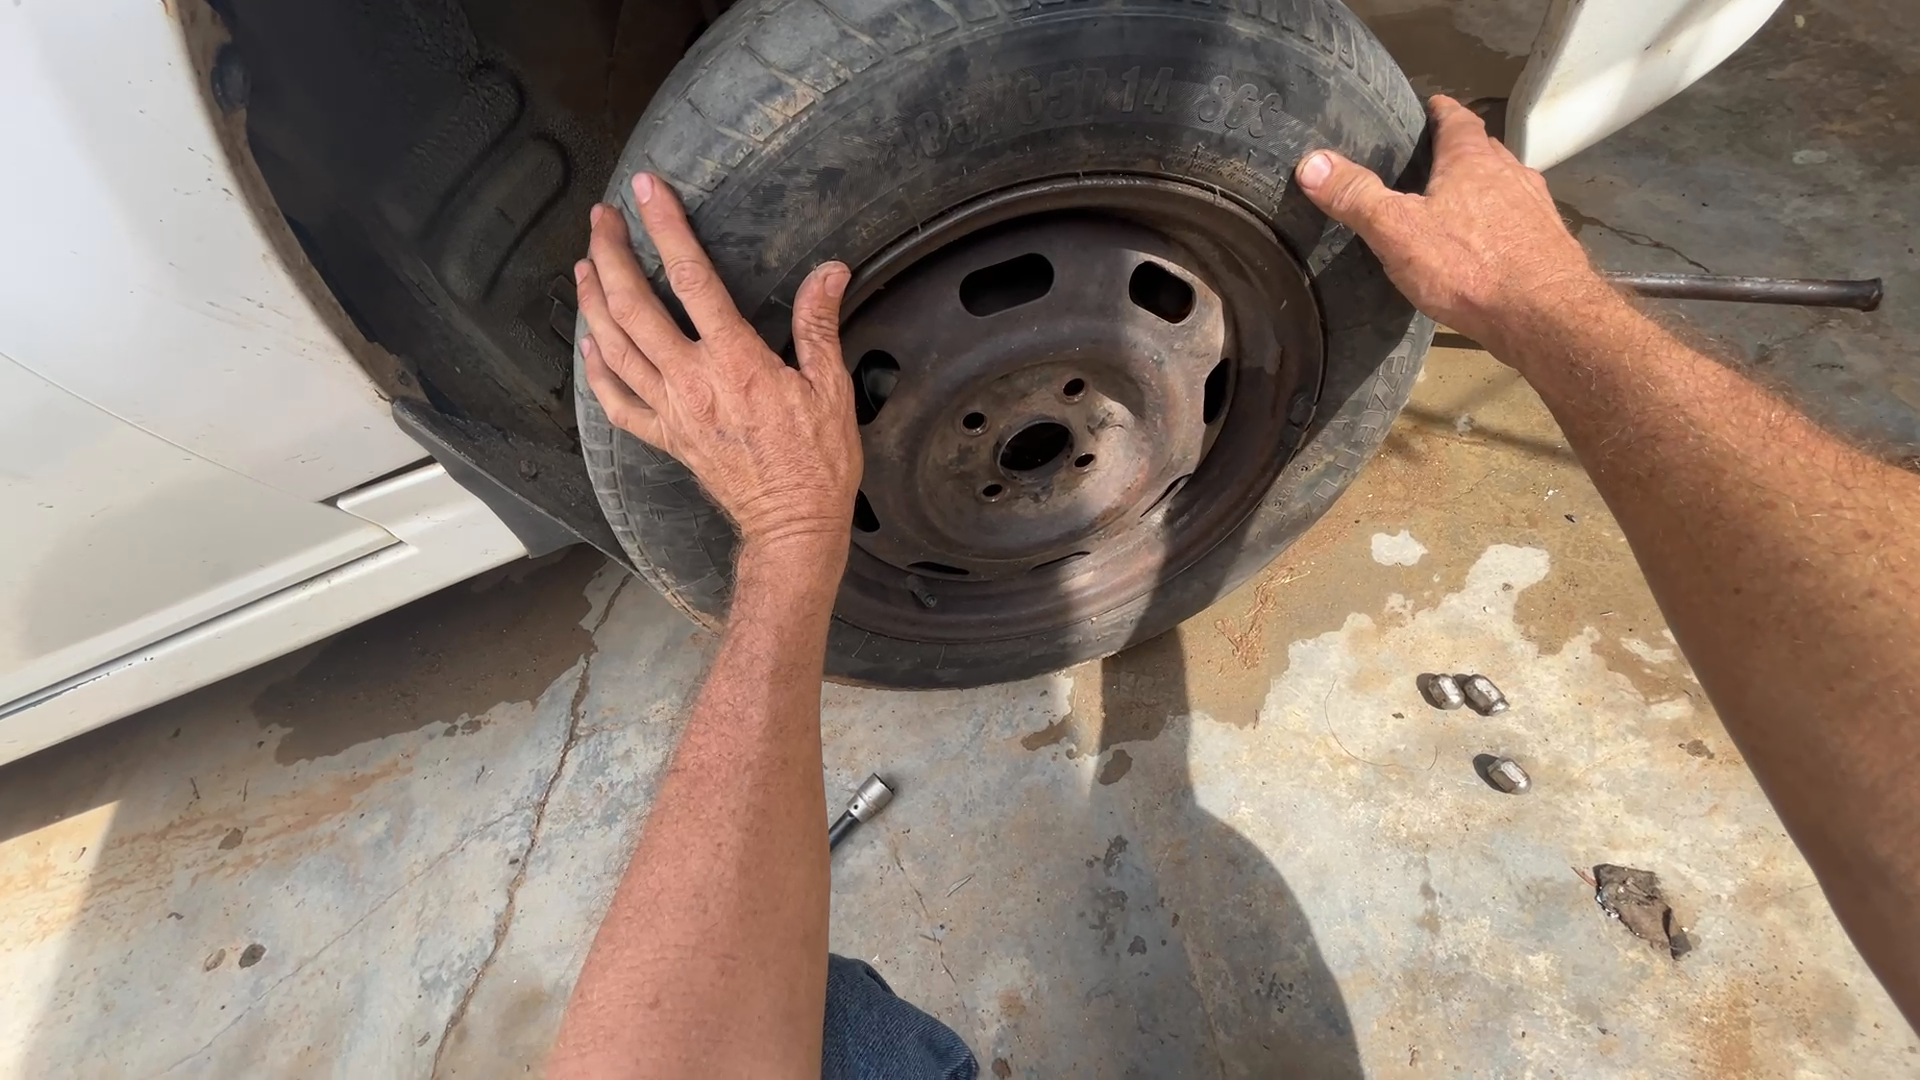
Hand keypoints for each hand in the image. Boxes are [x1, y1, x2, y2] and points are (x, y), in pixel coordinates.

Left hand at [576, 173, 861, 555]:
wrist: (793, 524)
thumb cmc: (817, 462)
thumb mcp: (832, 389)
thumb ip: (819, 326)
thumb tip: (830, 273)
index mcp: (737, 363)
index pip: (693, 280)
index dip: (667, 229)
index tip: (647, 192)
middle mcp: (693, 382)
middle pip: (633, 306)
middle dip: (612, 254)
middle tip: (603, 220)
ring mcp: (672, 412)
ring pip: (614, 347)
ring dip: (593, 300)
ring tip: (585, 264)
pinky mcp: (666, 438)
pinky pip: (616, 403)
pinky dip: (596, 371)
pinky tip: (589, 346)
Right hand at [1293, 95, 1606, 355]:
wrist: (1539, 311)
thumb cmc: (1465, 265)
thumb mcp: (1396, 230)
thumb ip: (1356, 197)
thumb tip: (1310, 163)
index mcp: (1473, 162)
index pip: (1458, 121)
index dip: (1442, 111)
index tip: (1431, 104)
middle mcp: (1509, 174)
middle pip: (1482, 150)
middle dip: (1458, 149)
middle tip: (1431, 158)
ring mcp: (1530, 207)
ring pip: (1500, 184)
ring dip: (1478, 186)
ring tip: (1451, 201)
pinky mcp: (1541, 241)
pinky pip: (1511, 219)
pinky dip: (1492, 220)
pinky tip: (1477, 243)